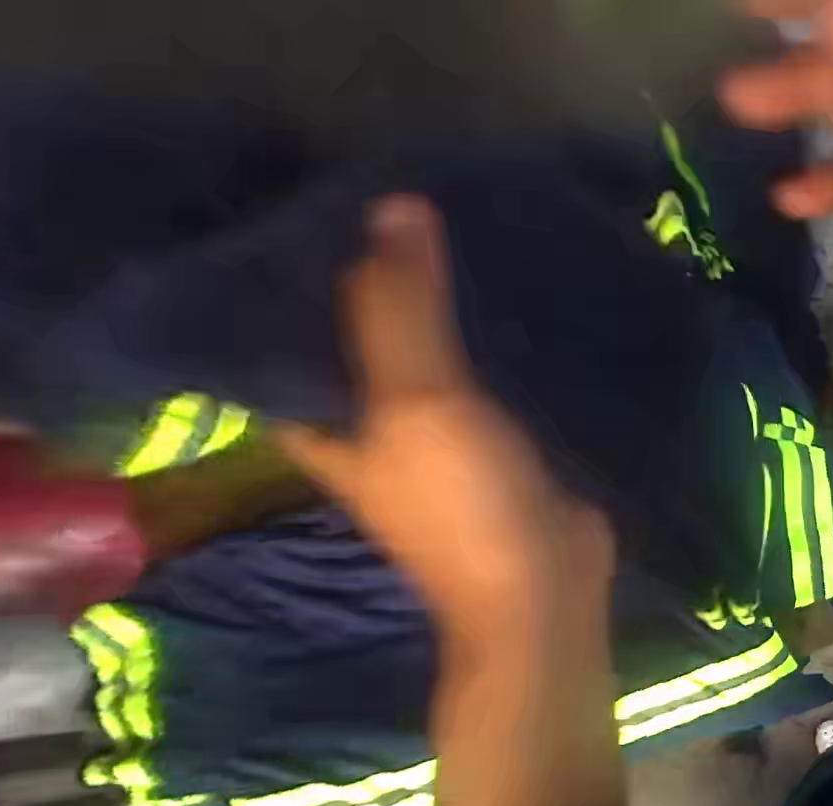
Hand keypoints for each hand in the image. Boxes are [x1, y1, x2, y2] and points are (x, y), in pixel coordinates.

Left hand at [277, 196, 613, 640]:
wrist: (546, 587)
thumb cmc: (465, 507)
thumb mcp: (419, 402)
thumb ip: (403, 309)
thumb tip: (397, 205)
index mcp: (321, 412)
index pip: (287, 319)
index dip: (300, 259)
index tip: (323, 190)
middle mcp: (374, 417)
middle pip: (370, 329)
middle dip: (387, 274)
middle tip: (411, 198)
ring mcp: (446, 431)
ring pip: (439, 351)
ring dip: (451, 306)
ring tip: (468, 230)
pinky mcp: (505, 440)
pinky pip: (495, 378)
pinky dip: (501, 344)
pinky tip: (521, 302)